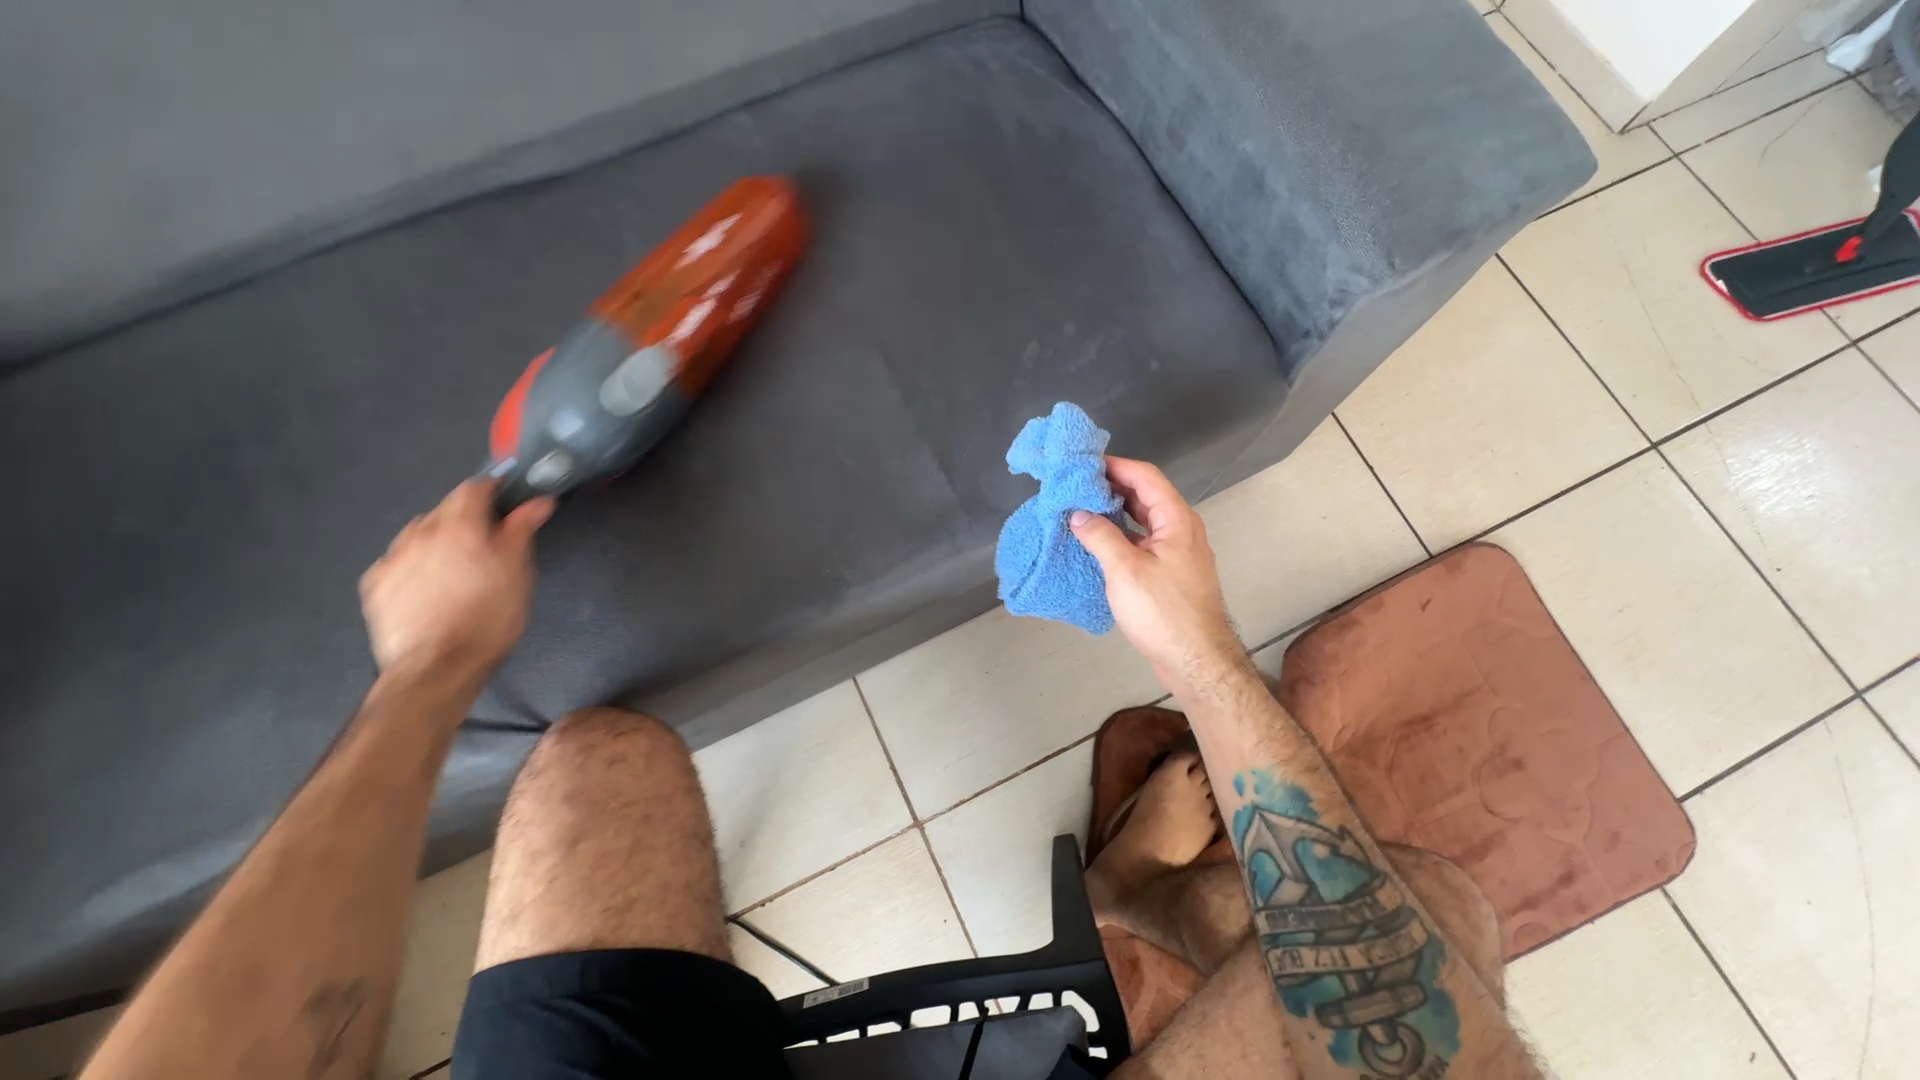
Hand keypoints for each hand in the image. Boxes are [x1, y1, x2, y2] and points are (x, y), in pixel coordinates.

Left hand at [359, 480, 554, 678]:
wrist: (438, 667)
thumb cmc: (489, 619)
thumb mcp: (519, 573)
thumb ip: (523, 530)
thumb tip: (537, 501)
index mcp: (460, 526)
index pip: (474, 488)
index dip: (493, 490)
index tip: (506, 502)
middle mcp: (421, 534)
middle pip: (444, 509)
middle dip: (465, 517)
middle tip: (487, 543)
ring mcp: (393, 559)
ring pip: (418, 534)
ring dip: (437, 539)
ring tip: (455, 568)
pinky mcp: (375, 585)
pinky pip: (398, 561)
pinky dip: (414, 564)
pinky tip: (428, 588)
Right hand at [1070, 457, 1245, 690]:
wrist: (1195, 661)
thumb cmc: (1163, 612)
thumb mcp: (1125, 570)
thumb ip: (1100, 536)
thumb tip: (1079, 514)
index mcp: (1177, 519)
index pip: (1145, 476)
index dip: (1115, 465)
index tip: (1083, 464)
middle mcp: (1181, 530)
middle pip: (1145, 496)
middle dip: (1111, 487)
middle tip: (1075, 486)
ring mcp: (1178, 553)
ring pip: (1144, 521)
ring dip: (1115, 513)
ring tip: (1080, 510)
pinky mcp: (1171, 575)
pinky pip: (1143, 543)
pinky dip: (1121, 537)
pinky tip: (1097, 544)